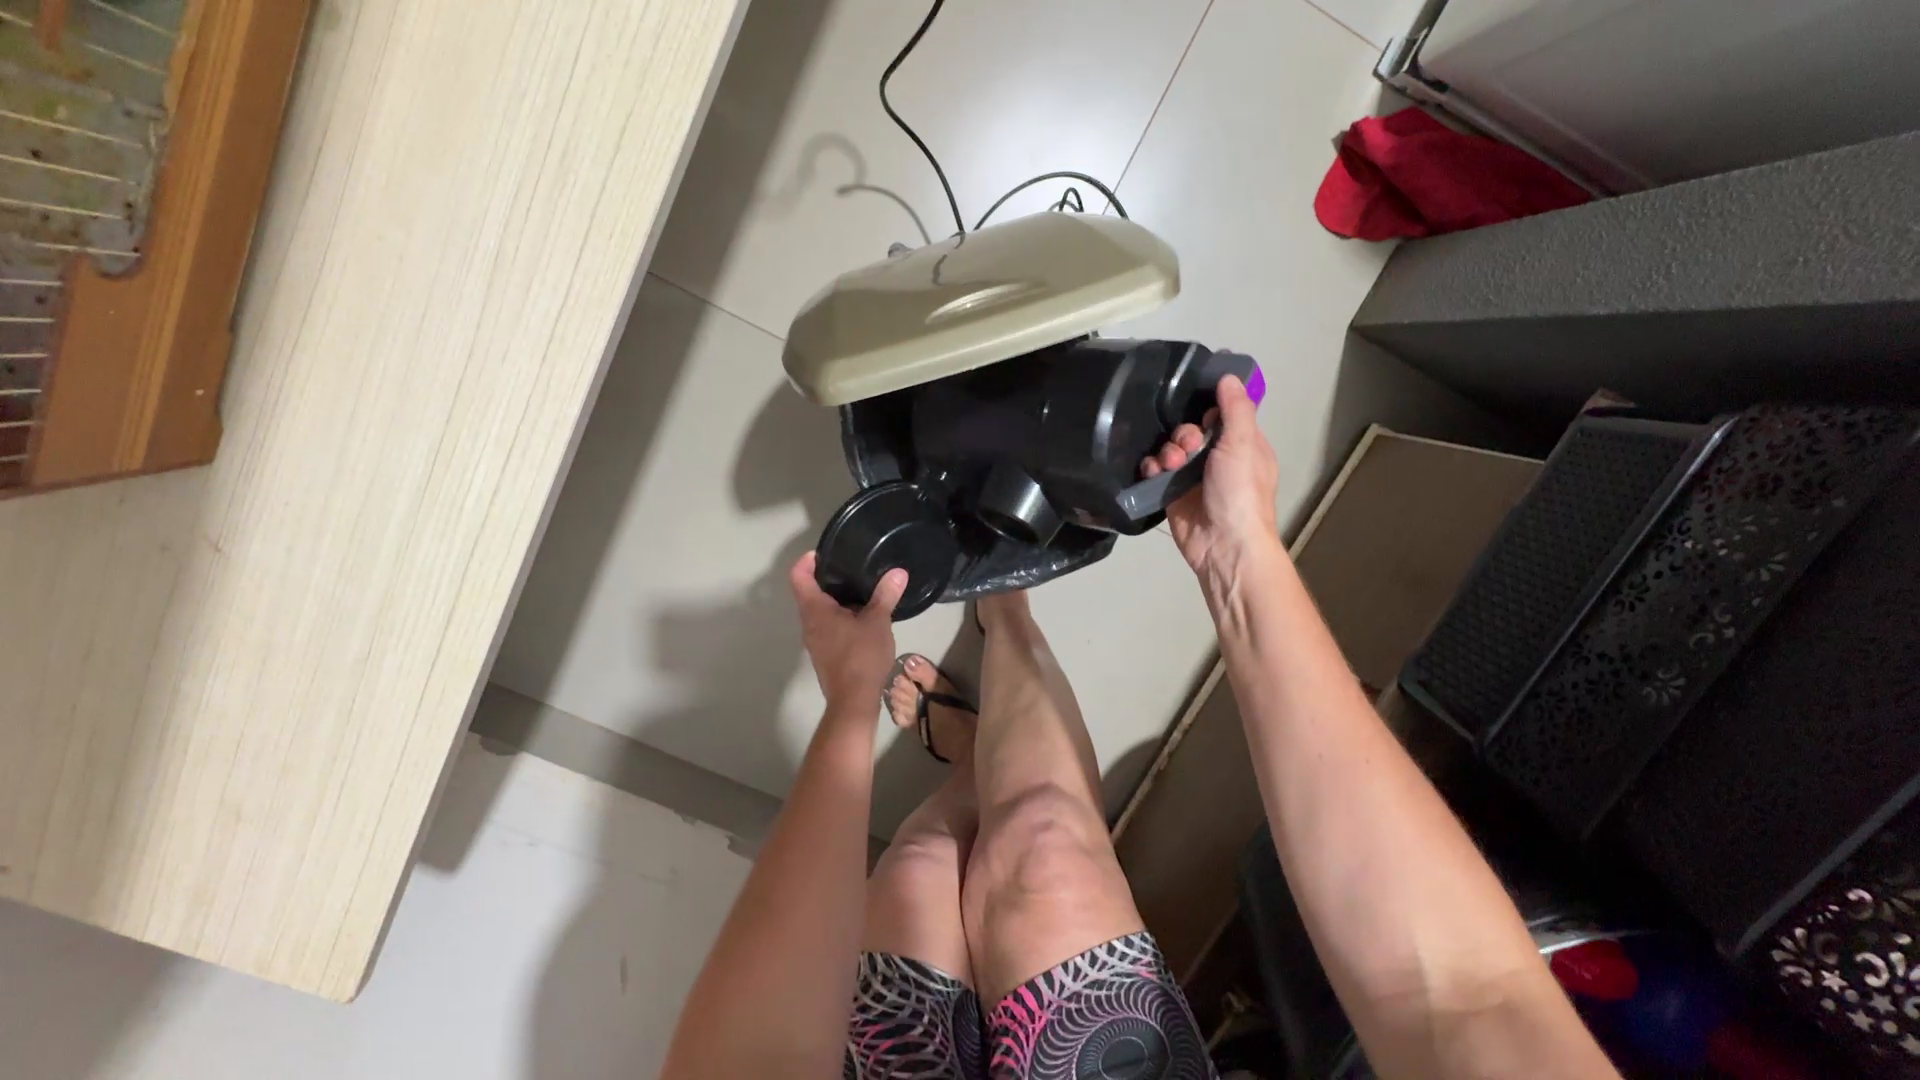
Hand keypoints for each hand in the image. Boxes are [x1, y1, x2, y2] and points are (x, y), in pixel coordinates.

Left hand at [789, 551, 908, 710]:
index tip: (825, 553)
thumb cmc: (861, 656)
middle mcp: (808, 623)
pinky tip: (863, 618)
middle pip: (808, 592)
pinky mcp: (824, 653)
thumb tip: (898, 572)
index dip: (807, 561)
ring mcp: (814, 641)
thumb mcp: (877, 622)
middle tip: (851, 567)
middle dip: (827, 578)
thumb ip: (885, 595)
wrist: (853, 701)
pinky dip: (840, 616)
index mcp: (815, 610)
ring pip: (819, 611)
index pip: (798, 576)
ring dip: (836, 600)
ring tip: (861, 590)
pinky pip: (827, 626)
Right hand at [1140, 374, 1281, 591]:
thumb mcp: (1244, 445)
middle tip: (1188, 447)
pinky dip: (1151, 468)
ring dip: (1166, 451)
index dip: (1208, 406)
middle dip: (1184, 434)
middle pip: (1191, 429)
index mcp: (1244, 445)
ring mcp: (1194, 477)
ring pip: (1171, 448)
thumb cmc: (1241, 493)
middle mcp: (1219, 458)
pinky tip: (1153, 473)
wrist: (1224, 545)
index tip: (1197, 405)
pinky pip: (1155, 471)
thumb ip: (1236, 409)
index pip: (1223, 413)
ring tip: (1170, 465)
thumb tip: (1228, 376)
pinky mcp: (1172, 494)